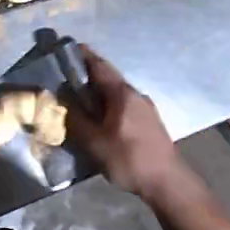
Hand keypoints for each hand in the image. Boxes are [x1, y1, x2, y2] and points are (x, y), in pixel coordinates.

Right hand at [68, 49, 197, 201]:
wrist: (168, 183)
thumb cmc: (129, 159)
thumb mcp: (95, 142)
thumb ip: (76, 120)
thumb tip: (62, 100)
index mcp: (122, 94)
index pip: (99, 66)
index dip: (83, 56)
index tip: (68, 47)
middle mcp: (136, 95)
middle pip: (108, 79)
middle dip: (88, 77)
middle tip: (66, 80)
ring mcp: (146, 109)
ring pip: (116, 95)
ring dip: (98, 95)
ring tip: (80, 103)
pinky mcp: (150, 124)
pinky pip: (124, 107)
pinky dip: (108, 107)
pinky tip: (100, 121)